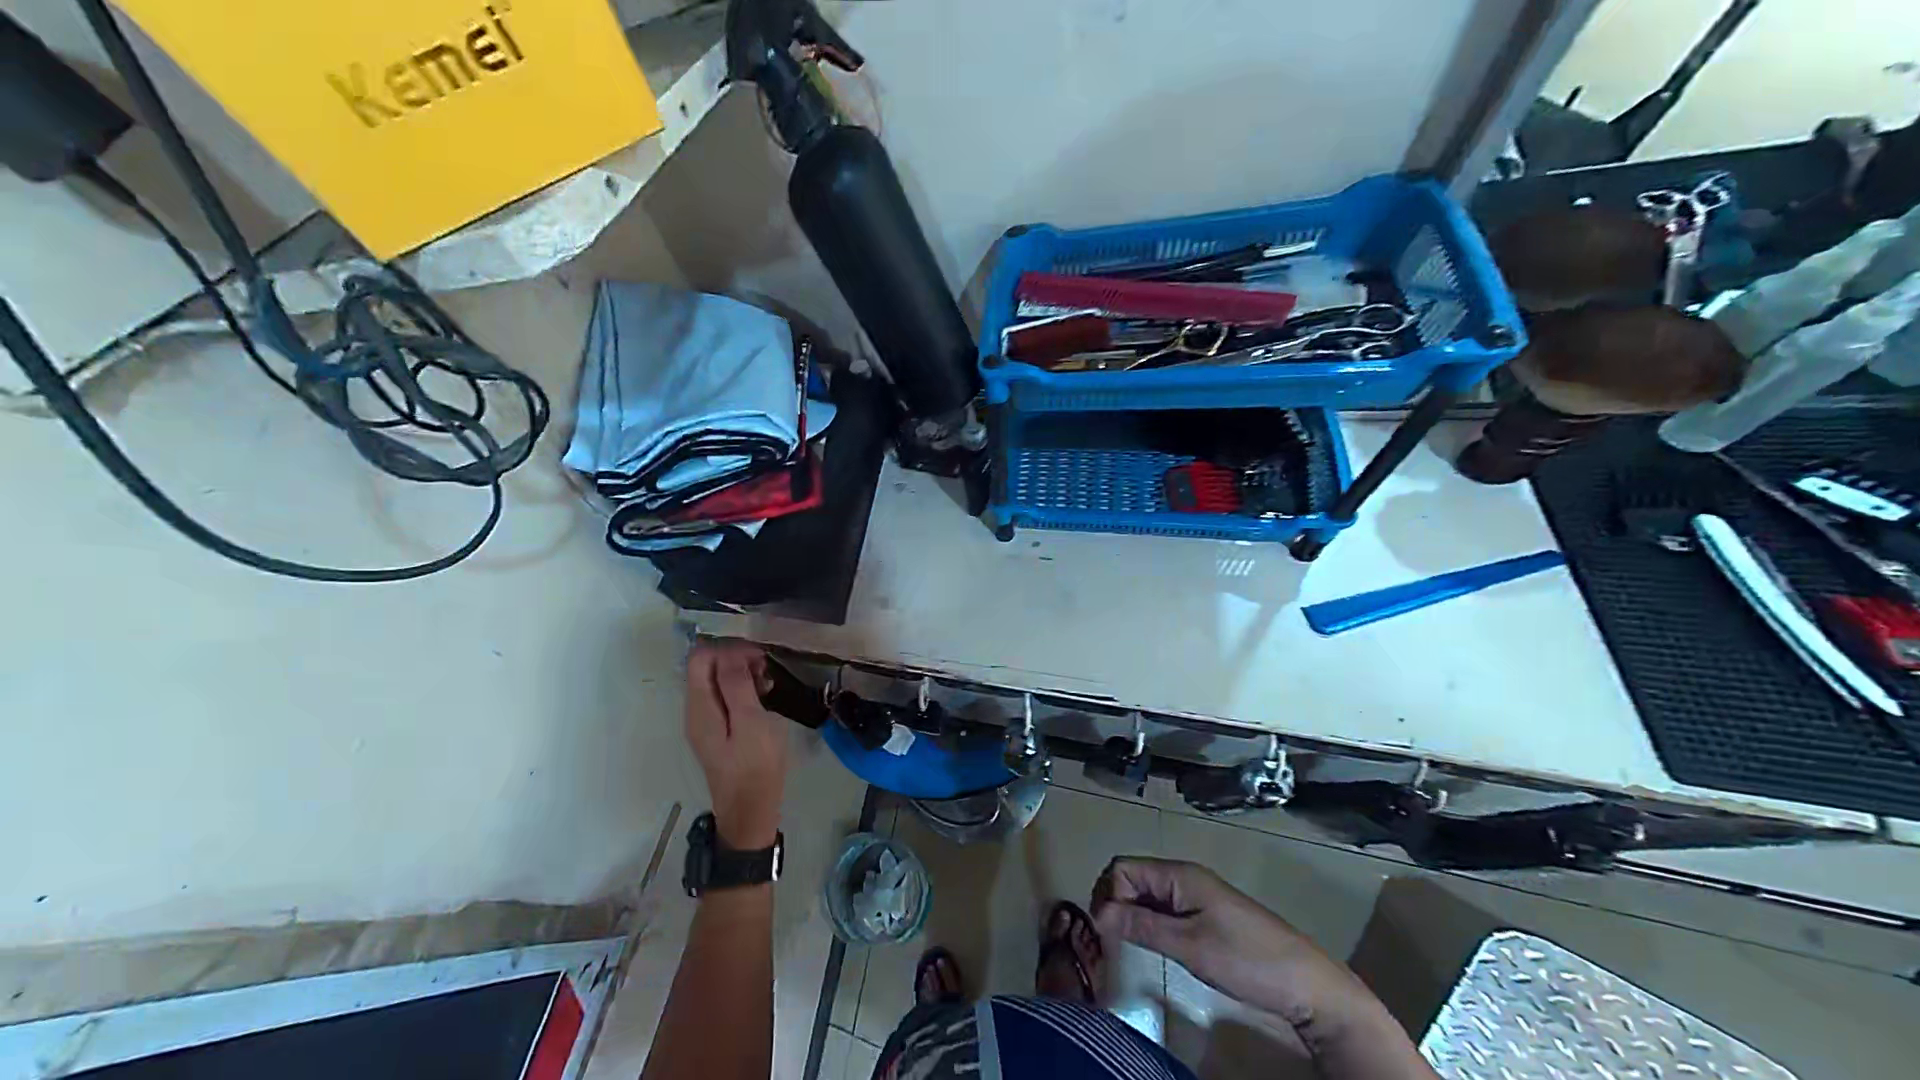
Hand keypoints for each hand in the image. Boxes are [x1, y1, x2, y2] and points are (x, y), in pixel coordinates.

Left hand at [684, 641, 788, 850]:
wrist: (750, 810)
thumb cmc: (755, 766)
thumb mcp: (751, 723)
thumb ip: (737, 686)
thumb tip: (729, 653)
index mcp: (701, 707)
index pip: (700, 657)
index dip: (728, 649)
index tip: (759, 658)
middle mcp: (696, 710)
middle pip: (707, 667)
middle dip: (736, 659)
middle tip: (766, 670)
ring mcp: (706, 721)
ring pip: (717, 680)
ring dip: (741, 674)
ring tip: (768, 684)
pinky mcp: (718, 730)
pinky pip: (725, 697)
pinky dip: (743, 690)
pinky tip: (763, 697)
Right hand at [1092, 858, 1396, 1053]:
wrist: (1307, 985)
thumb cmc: (1247, 959)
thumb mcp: (1189, 945)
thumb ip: (1142, 925)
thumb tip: (1098, 914)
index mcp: (1179, 875)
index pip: (1123, 868)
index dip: (1109, 894)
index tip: (1107, 932)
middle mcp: (1183, 878)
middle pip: (1131, 878)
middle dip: (1115, 903)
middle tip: (1113, 941)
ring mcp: (1195, 897)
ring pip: (1146, 895)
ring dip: (1130, 915)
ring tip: (1126, 946)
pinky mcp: (1204, 917)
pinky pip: (1163, 910)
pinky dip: (1148, 923)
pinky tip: (1150, 946)